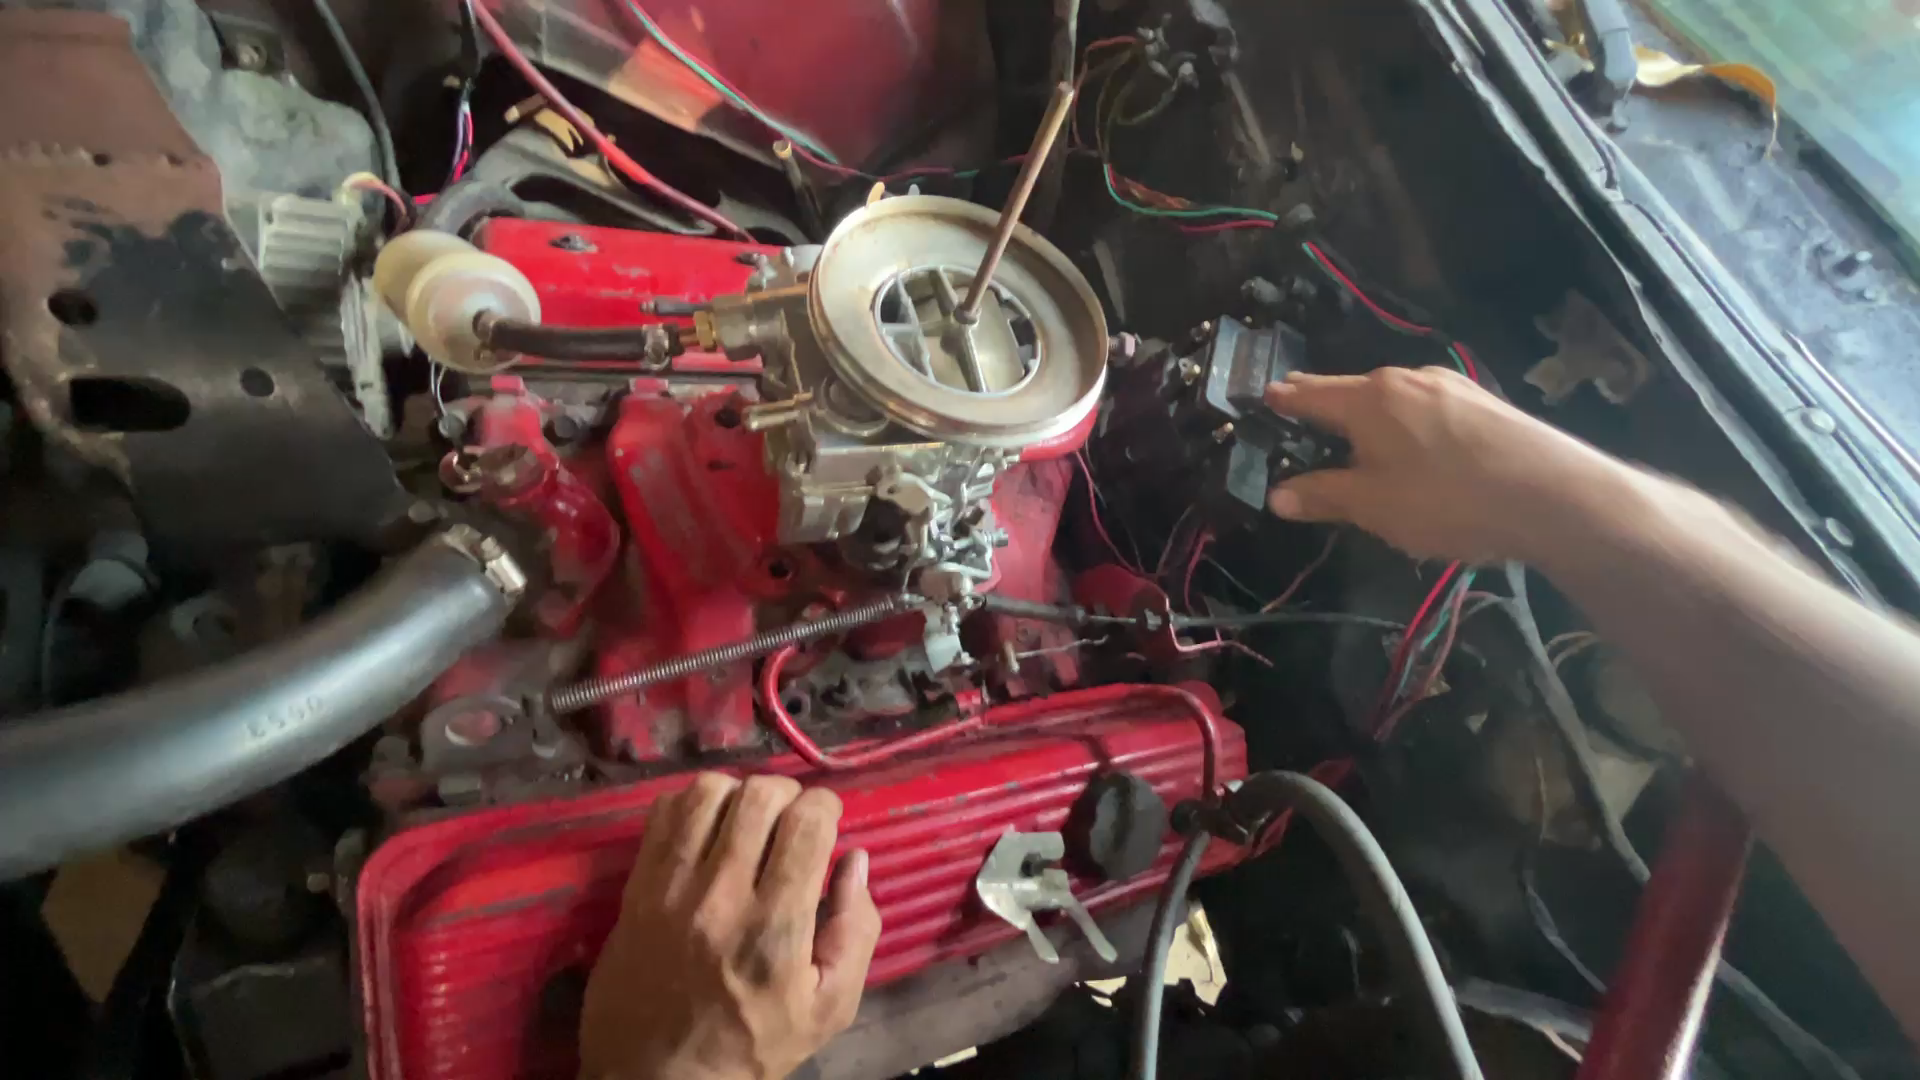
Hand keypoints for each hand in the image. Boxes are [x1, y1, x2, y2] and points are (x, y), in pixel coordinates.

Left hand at [580, 774, 880, 1079]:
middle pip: (760, 794)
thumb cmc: (750, 1044)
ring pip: (711, 791)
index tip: (826, 826)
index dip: (826, 808)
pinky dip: (695, 804)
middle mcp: (721, 896)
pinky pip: (666, 809)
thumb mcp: (828, 1008)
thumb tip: (855, 859)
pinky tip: (710, 830)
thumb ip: (856, 930)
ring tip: (749, 822)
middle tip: (791, 823)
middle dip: (789, 796)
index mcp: (774, 927)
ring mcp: (672, 887)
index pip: (807, 822)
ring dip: (740, 794)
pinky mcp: (638, 884)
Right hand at [1264, 366, 1634, 562]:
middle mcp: (1405, 381)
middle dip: (1319, 396)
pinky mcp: (1482, 401)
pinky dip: (1398, 416)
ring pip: (1388, 394)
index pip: (1310, 394)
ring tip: (1347, 424)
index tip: (1263, 396)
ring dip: (1361, 408)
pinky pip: (1420, 403)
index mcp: (1368, 400)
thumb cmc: (1446, 499)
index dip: (1283, 399)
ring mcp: (1449, 386)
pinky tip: (1407, 436)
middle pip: (1348, 387)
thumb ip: (1320, 496)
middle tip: (1294, 399)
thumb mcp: (1370, 506)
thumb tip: (1276, 496)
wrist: (1557, 497)